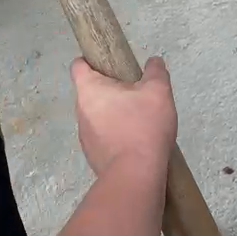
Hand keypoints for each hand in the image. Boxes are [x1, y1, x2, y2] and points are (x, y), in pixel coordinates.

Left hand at [71, 55, 177, 177]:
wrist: (136, 175)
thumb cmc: (142, 126)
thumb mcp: (158, 92)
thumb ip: (156, 72)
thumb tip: (154, 61)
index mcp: (88, 89)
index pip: (78, 65)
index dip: (91, 60)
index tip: (110, 64)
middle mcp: (80, 110)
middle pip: (91, 91)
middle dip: (110, 91)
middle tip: (134, 94)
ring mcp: (84, 135)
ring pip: (96, 116)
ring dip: (112, 115)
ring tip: (138, 121)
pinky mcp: (91, 155)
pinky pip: (101, 138)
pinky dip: (114, 137)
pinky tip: (134, 143)